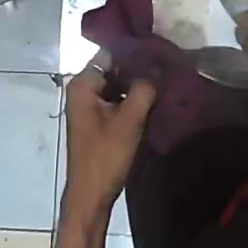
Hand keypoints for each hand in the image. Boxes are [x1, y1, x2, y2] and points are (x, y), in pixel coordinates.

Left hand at [59, 55, 155, 222]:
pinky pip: (115, 99)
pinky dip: (130, 99)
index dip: (133, 52)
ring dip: (135, 85)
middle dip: (137, 69)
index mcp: (83, 84)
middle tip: (166, 67)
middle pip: (113, 68)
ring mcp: (87, 105)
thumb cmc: (106, 156)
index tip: (159, 51)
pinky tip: (152, 100)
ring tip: (163, 81)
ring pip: (116, 85)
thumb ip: (143, 90)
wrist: (91, 195)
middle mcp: (81, 90)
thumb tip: (157, 68)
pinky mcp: (96, 119)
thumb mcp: (129, 121)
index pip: (109, 54)